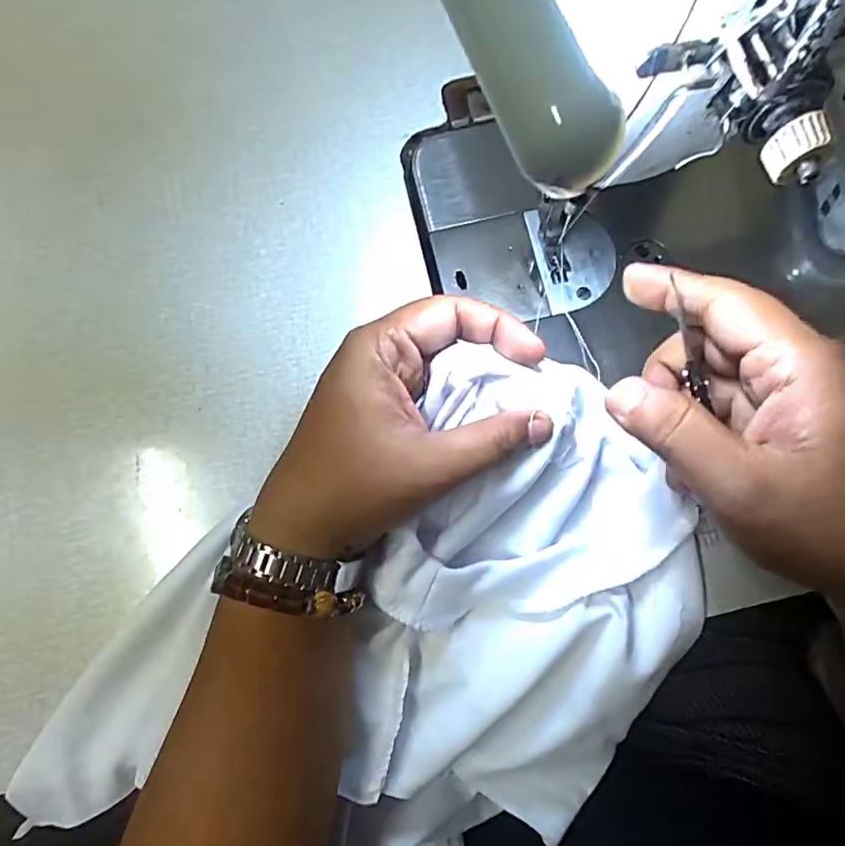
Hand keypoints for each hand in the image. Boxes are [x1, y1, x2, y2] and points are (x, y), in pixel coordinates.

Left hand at [250, 296, 552, 558]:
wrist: (300, 534)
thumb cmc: (352, 491)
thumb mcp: (432, 465)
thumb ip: (493, 440)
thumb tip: (543, 421)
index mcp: (379, 348)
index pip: (451, 312)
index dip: (500, 327)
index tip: (534, 357)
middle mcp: (380, 355)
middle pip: (451, 333)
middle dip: (498, 353)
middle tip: (535, 379)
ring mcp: (383, 382)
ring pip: (447, 364)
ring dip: (486, 380)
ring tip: (523, 399)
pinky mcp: (389, 408)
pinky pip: (438, 391)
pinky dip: (469, 401)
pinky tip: (494, 419)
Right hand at [603, 264, 844, 598]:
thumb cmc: (830, 527)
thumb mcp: (741, 484)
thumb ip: (676, 433)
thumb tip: (620, 392)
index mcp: (797, 362)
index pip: (727, 304)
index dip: (674, 289)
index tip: (630, 282)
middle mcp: (800, 369)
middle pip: (717, 345)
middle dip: (674, 379)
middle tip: (653, 431)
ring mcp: (799, 400)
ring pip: (722, 383)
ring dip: (689, 415)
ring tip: (682, 466)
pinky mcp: (796, 428)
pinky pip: (737, 413)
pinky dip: (709, 434)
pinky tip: (700, 472)